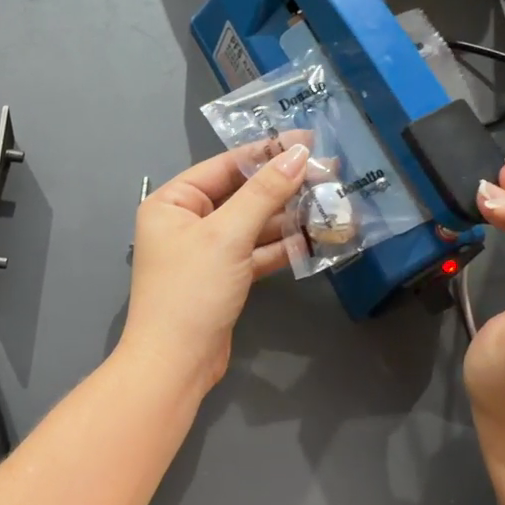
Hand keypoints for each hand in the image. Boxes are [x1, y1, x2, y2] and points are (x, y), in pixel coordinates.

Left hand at [120, 144, 309, 392]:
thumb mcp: (228, 235)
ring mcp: (205, 252)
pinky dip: (282, 246)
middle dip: (283, 186)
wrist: (176, 363)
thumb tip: (298, 153)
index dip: (266, 152)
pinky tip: (315, 237)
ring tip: (332, 202)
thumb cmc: (192, 290)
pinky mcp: (224, 278)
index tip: (308, 141)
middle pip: (241, 193)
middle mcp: (185, 222)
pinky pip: (256, 252)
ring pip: (253, 224)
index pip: (224, 165)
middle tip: (330, 172)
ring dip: (289, 216)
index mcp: (172, 202)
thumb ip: (264, 193)